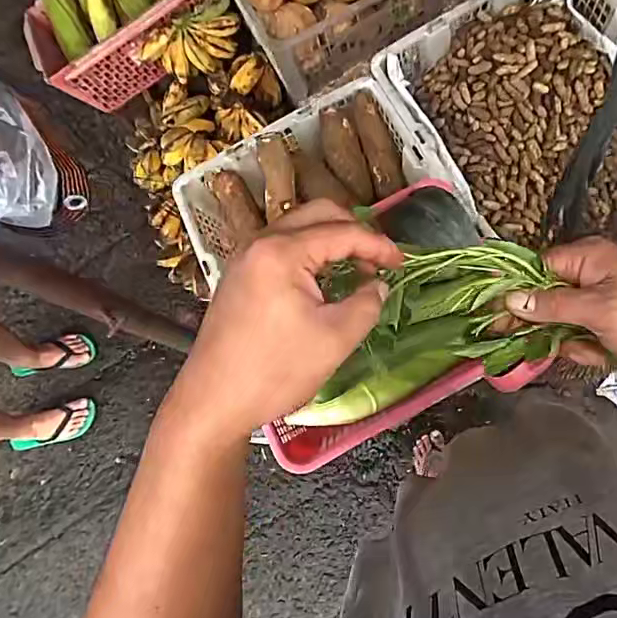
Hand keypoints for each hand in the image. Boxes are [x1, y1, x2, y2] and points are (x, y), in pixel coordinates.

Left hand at [168, 200, 401, 439]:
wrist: (214, 402)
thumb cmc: (275, 371)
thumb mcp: (336, 339)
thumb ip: (367, 304)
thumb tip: (378, 286)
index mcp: (282, 252)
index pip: (343, 232)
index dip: (379, 245)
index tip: (402, 263)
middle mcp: (260, 244)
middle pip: (318, 215)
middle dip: (355, 232)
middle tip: (378, 261)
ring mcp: (245, 259)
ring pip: (298, 229)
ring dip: (331, 242)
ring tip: (356, 271)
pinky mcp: (239, 277)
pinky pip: (281, 249)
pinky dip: (309, 256)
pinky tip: (323, 284)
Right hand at [504, 237, 616, 373]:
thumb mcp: (598, 311)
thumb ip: (551, 305)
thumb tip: (510, 299)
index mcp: (588, 257)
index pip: (535, 269)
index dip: (516, 294)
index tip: (498, 320)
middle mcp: (593, 272)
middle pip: (547, 297)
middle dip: (549, 326)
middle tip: (552, 345)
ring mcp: (604, 297)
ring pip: (564, 321)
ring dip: (573, 341)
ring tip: (598, 350)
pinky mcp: (614, 319)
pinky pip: (585, 333)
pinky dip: (591, 347)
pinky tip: (608, 355)